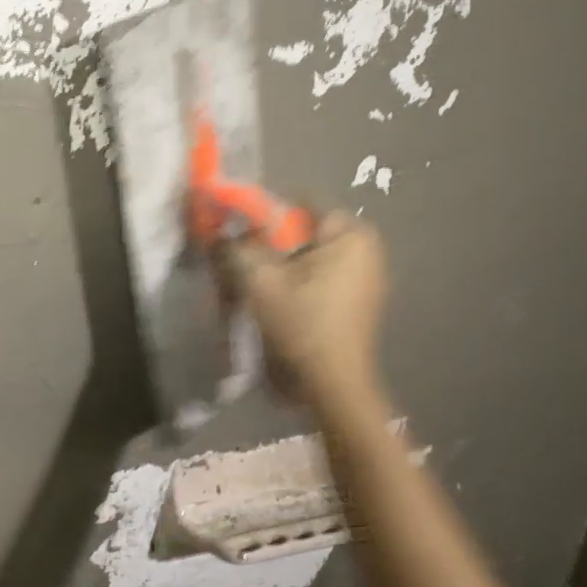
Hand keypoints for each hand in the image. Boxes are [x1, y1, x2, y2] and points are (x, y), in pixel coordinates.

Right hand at [218, 211, 385, 400]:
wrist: (330, 383)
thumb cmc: (299, 322)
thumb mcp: (257, 278)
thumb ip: (235, 245)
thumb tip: (220, 230)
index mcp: (350, 234)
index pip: (297, 203)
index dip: (261, 213)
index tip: (235, 232)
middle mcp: (365, 249)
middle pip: (302, 231)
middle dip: (268, 243)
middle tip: (238, 261)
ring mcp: (365, 277)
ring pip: (306, 256)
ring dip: (277, 265)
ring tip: (252, 285)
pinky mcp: (357, 301)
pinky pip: (317, 277)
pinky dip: (293, 282)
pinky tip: (273, 302)